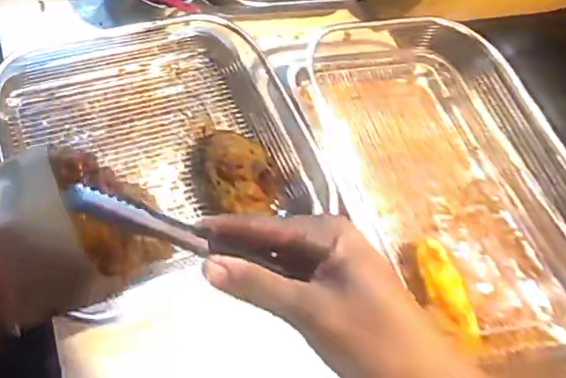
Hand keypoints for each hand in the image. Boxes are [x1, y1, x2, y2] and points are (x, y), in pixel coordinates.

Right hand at [201, 216, 481, 377]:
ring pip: (285, 257)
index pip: (268, 224)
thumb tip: (208, 264)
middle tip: (199, 247)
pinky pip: (299, 275)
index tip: (194, 227)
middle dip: (239, 243)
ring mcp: (341, 262)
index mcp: (330, 231)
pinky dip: (274, 279)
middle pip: (276, 237)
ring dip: (255, 261)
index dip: (229, 227)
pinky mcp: (343, 287)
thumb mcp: (309, 312)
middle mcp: (334, 237)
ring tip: (216, 262)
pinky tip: (253, 282)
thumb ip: (257, 285)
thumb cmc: (371, 341)